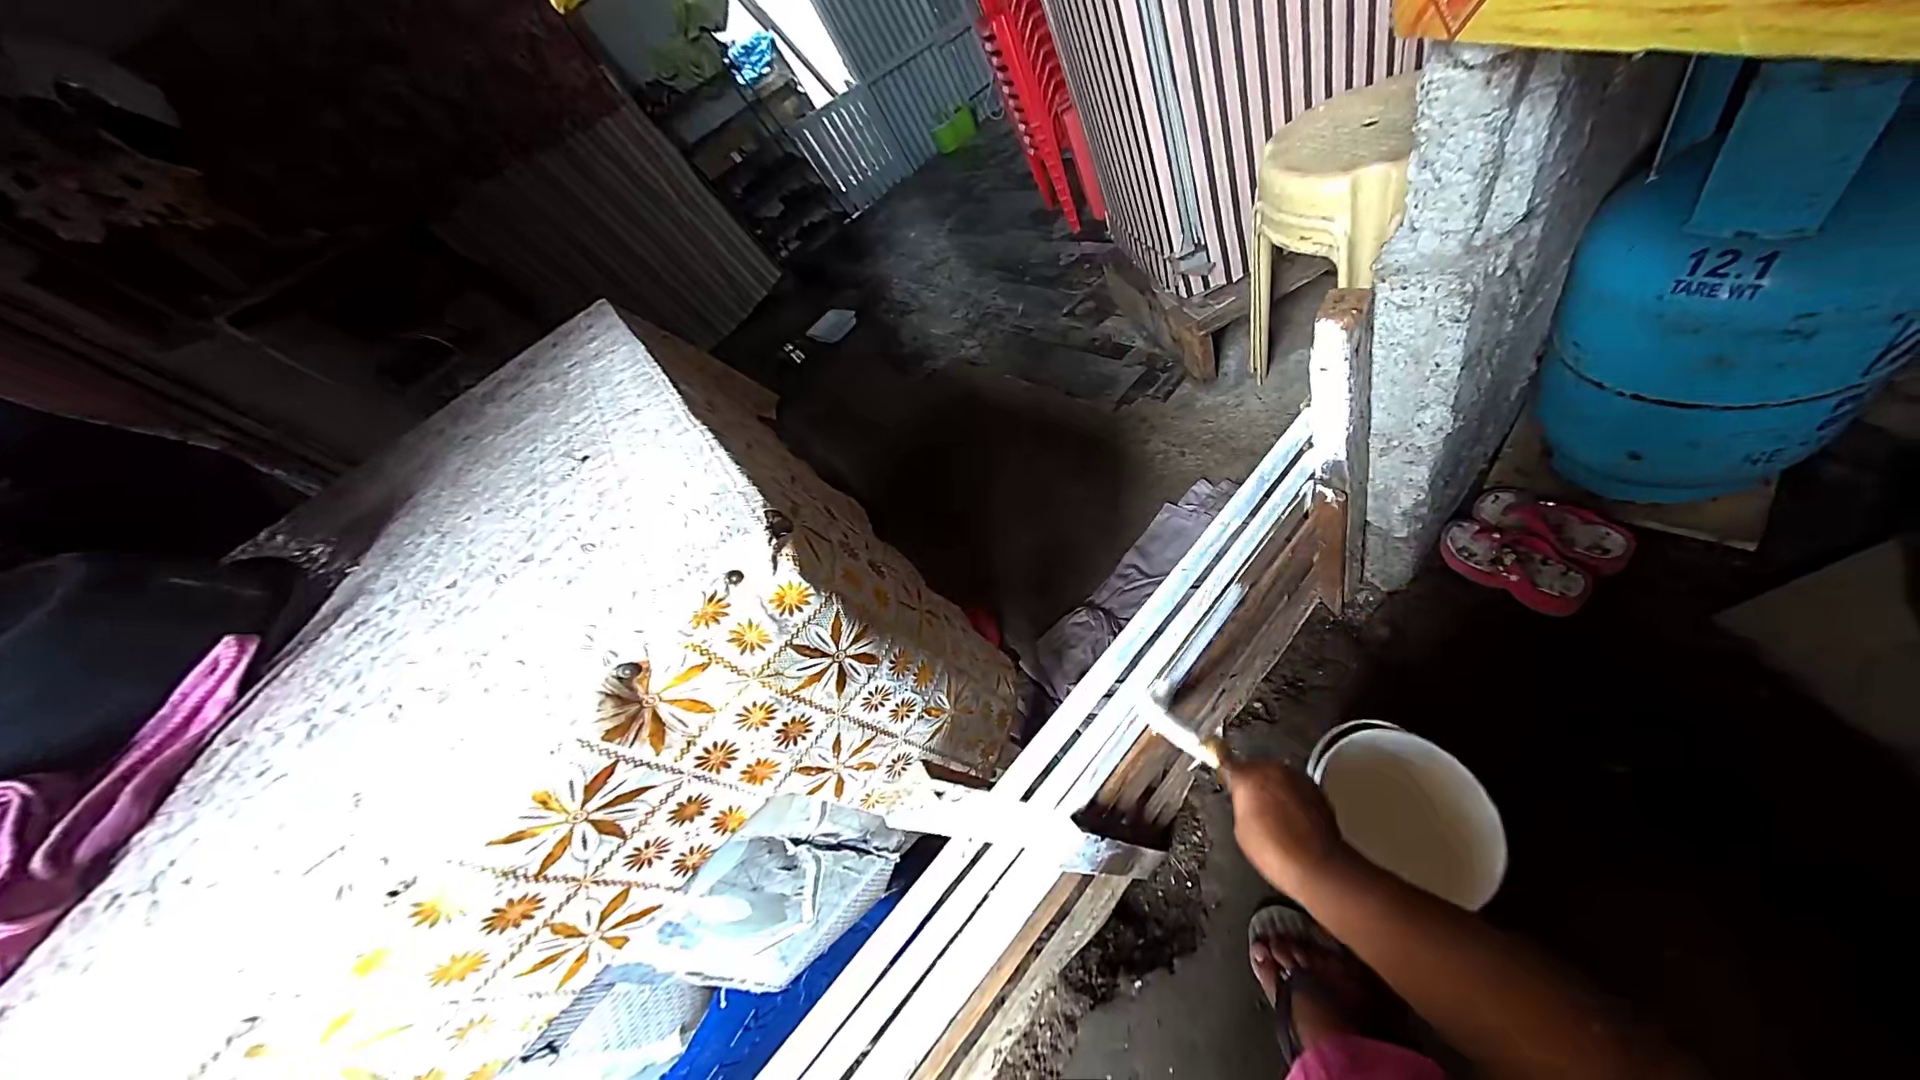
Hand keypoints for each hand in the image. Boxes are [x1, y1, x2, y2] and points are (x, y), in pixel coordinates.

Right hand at [1222, 758, 1351, 895]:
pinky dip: (1292, 797)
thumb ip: (1240, 805)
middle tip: (1253, 806)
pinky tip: (1293, 819)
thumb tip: (1245, 802)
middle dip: (1253, 784)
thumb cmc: (1273, 850)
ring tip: (1275, 814)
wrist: (1316, 865)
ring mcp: (1297, 778)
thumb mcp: (1240, 829)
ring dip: (1274, 789)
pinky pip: (1296, 788)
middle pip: (1256, 769)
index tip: (1227, 783)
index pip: (1228, 765)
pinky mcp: (1317, 790)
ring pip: (1278, 777)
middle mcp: (1273, 770)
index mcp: (1247, 776)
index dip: (1227, 776)